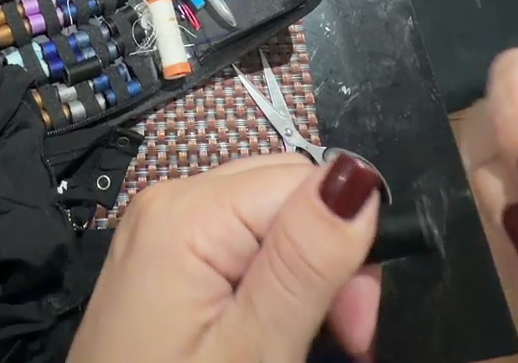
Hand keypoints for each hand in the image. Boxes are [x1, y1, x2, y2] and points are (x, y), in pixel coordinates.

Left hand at [70, 153, 384, 362]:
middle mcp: (169, 199)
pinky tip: (268, 324)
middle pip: (284, 188)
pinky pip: (237, 236)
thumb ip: (302, 260)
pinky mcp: (164, 253)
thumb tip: (355, 173)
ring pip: (267, 212)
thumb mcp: (252, 350)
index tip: (356, 326)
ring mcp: (162, 225)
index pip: (301, 179)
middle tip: (339, 337)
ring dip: (302, 266)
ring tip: (301, 339)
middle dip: (324, 253)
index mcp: (186, 211)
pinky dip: (268, 274)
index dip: (344, 243)